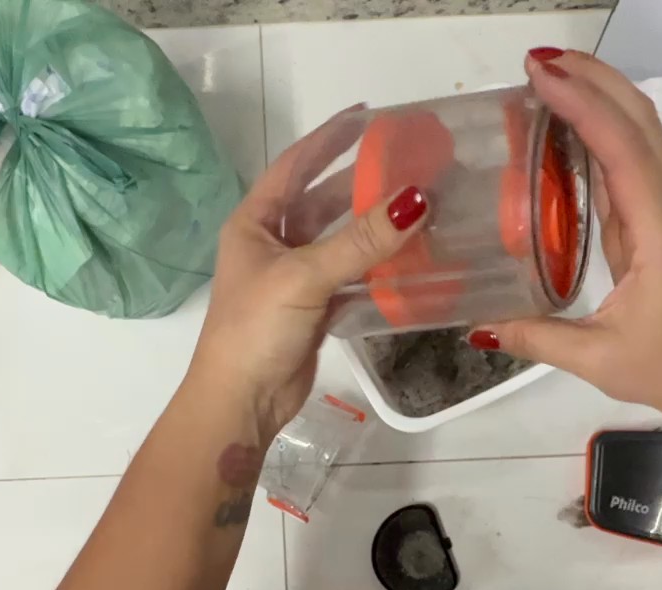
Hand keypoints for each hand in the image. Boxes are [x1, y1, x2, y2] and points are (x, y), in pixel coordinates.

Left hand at [189, 108, 431, 435]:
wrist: (242, 400)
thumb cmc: (256, 328)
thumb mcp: (304, 276)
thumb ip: (359, 242)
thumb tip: (416, 202)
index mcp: (255, 222)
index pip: (295, 165)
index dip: (329, 139)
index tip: (369, 117)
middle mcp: (273, 245)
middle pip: (323, 203)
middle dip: (362, 186)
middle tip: (409, 167)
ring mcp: (295, 280)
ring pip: (340, 244)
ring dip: (373, 230)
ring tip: (419, 209)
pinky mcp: (314, 311)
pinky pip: (350, 280)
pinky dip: (375, 272)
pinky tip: (407, 262)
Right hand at [472, 50, 661, 423]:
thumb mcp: (594, 357)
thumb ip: (536, 338)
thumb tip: (479, 326)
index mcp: (657, 235)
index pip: (624, 153)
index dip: (585, 108)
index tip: (541, 78)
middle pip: (639, 124)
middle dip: (594, 82)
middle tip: (539, 63)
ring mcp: (657, 217)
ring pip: (637, 138)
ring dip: (599, 101)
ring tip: (550, 80)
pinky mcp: (647, 229)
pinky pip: (623, 169)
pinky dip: (596, 139)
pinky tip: (563, 133)